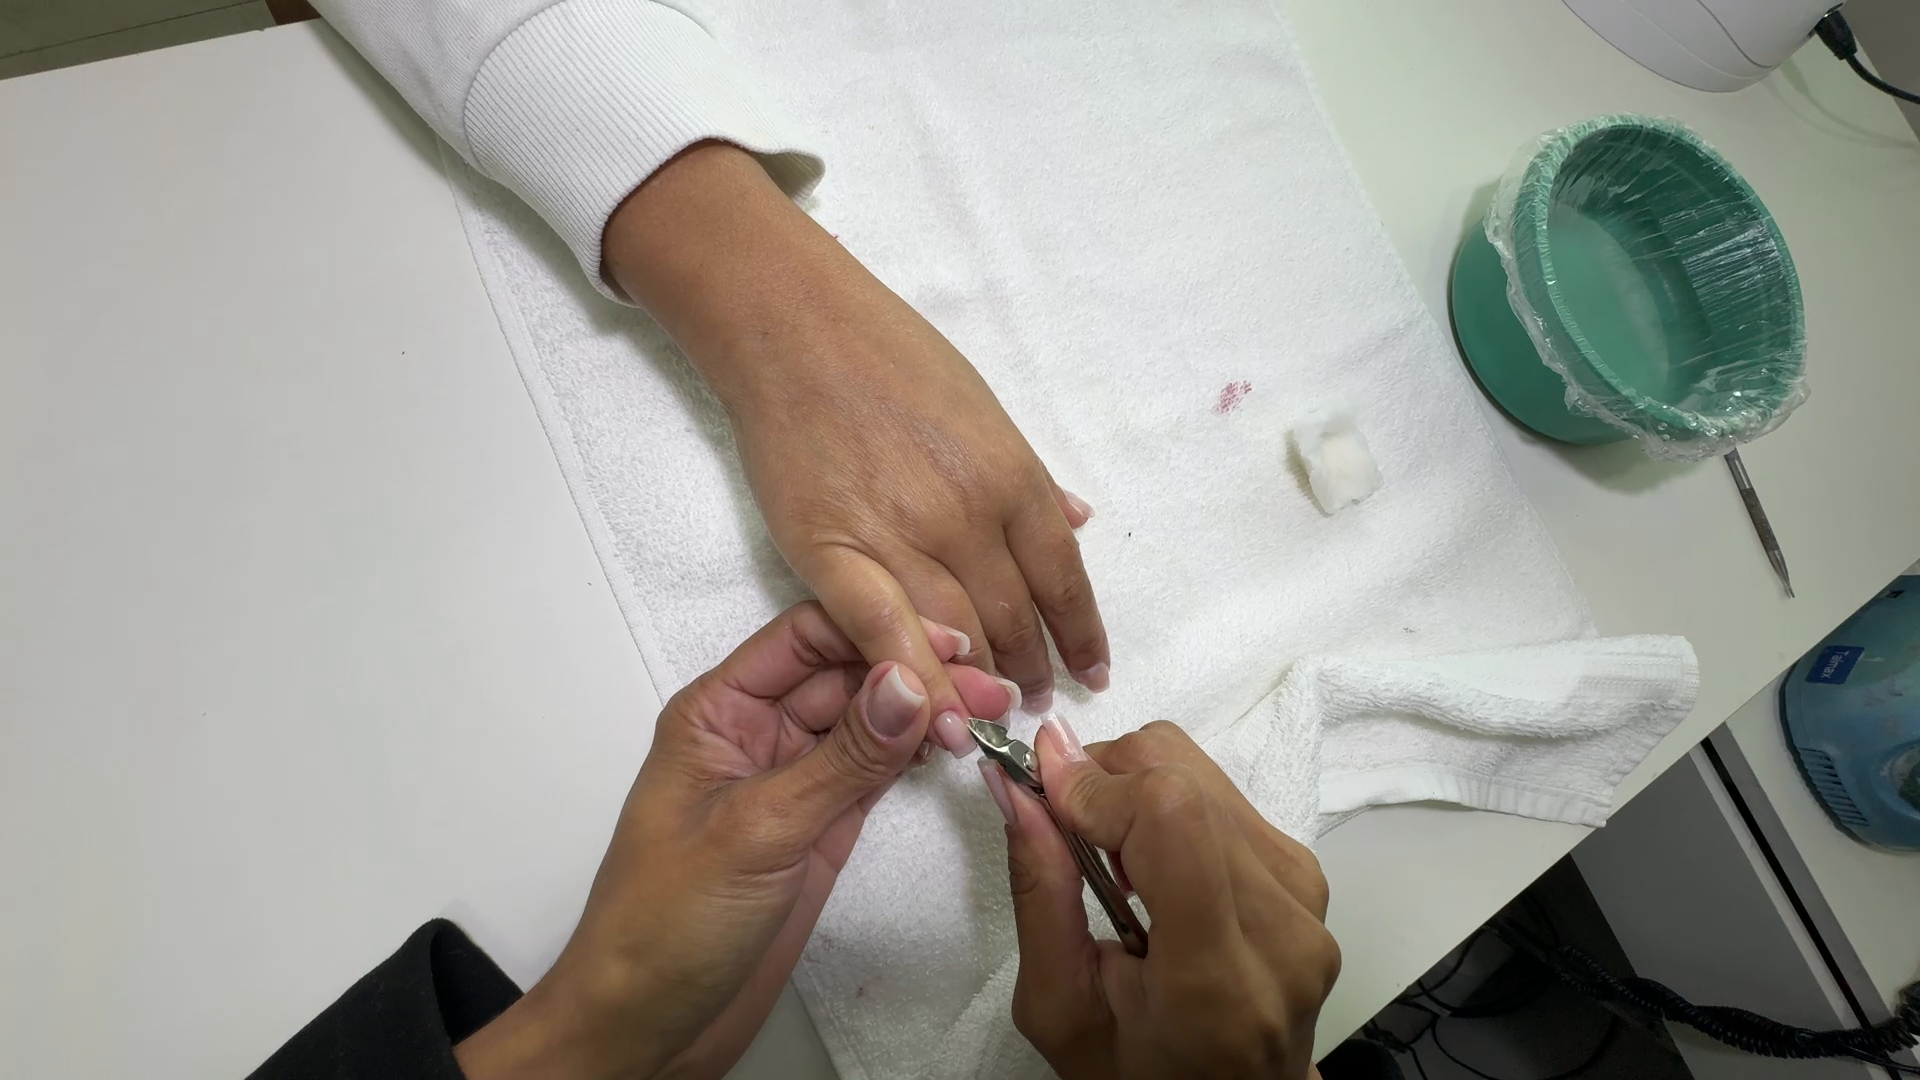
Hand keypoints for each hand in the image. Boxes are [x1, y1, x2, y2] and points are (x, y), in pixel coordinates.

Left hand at [454, 603, 1015, 1079]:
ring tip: (992, 708)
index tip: (946, 647)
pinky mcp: (826, 812)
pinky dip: (919, 750)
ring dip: (929, 709)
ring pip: (872, 716)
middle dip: (918, 672)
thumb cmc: (667, 926)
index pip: (808, 637)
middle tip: (989, 685)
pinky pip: (880, 763)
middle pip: (849, 672)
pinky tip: (956, 739)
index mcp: (723, 706)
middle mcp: (763, 724)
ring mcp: (799, 769)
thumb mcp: (757, 830)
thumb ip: (843, 756)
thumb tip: (912, 681)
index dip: (876, 630)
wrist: (649, 1033)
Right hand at [603, 143, 1109, 754]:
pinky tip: (944, 723)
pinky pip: (886, 635)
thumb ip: (1031, 476)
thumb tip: (1079, 520)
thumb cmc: (893, 358)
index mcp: (1013, 476)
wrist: (796, 330)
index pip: (1065, 578)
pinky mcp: (834, 553)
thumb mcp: (984, 407)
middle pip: (1016, 618)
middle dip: (1034, 667)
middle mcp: (970, 515)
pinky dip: (921, 684)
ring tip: (994, 712)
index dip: (1082, 634)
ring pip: (961, 635)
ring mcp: (904, 537)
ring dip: (986, 683)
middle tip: (1037, 698)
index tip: (1092, 670)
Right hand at [986, 719, 1338, 1078]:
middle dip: (1101, 777)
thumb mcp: (1058, 1009)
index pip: (1169, 816)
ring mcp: (1302, 890)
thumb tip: (1016, 786)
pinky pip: (1215, 782)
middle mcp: (1280, 924)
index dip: (1095, 783)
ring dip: (1130, 784)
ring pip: (1192, 764)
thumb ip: (1038, 892)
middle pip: (1178, 778)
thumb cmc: (1141, 1071)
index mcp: (1218, 982)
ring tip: (1114, 851)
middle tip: (1067, 824)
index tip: (1040, 788)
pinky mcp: (1304, 865)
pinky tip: (1153, 854)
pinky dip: (1163, 795)